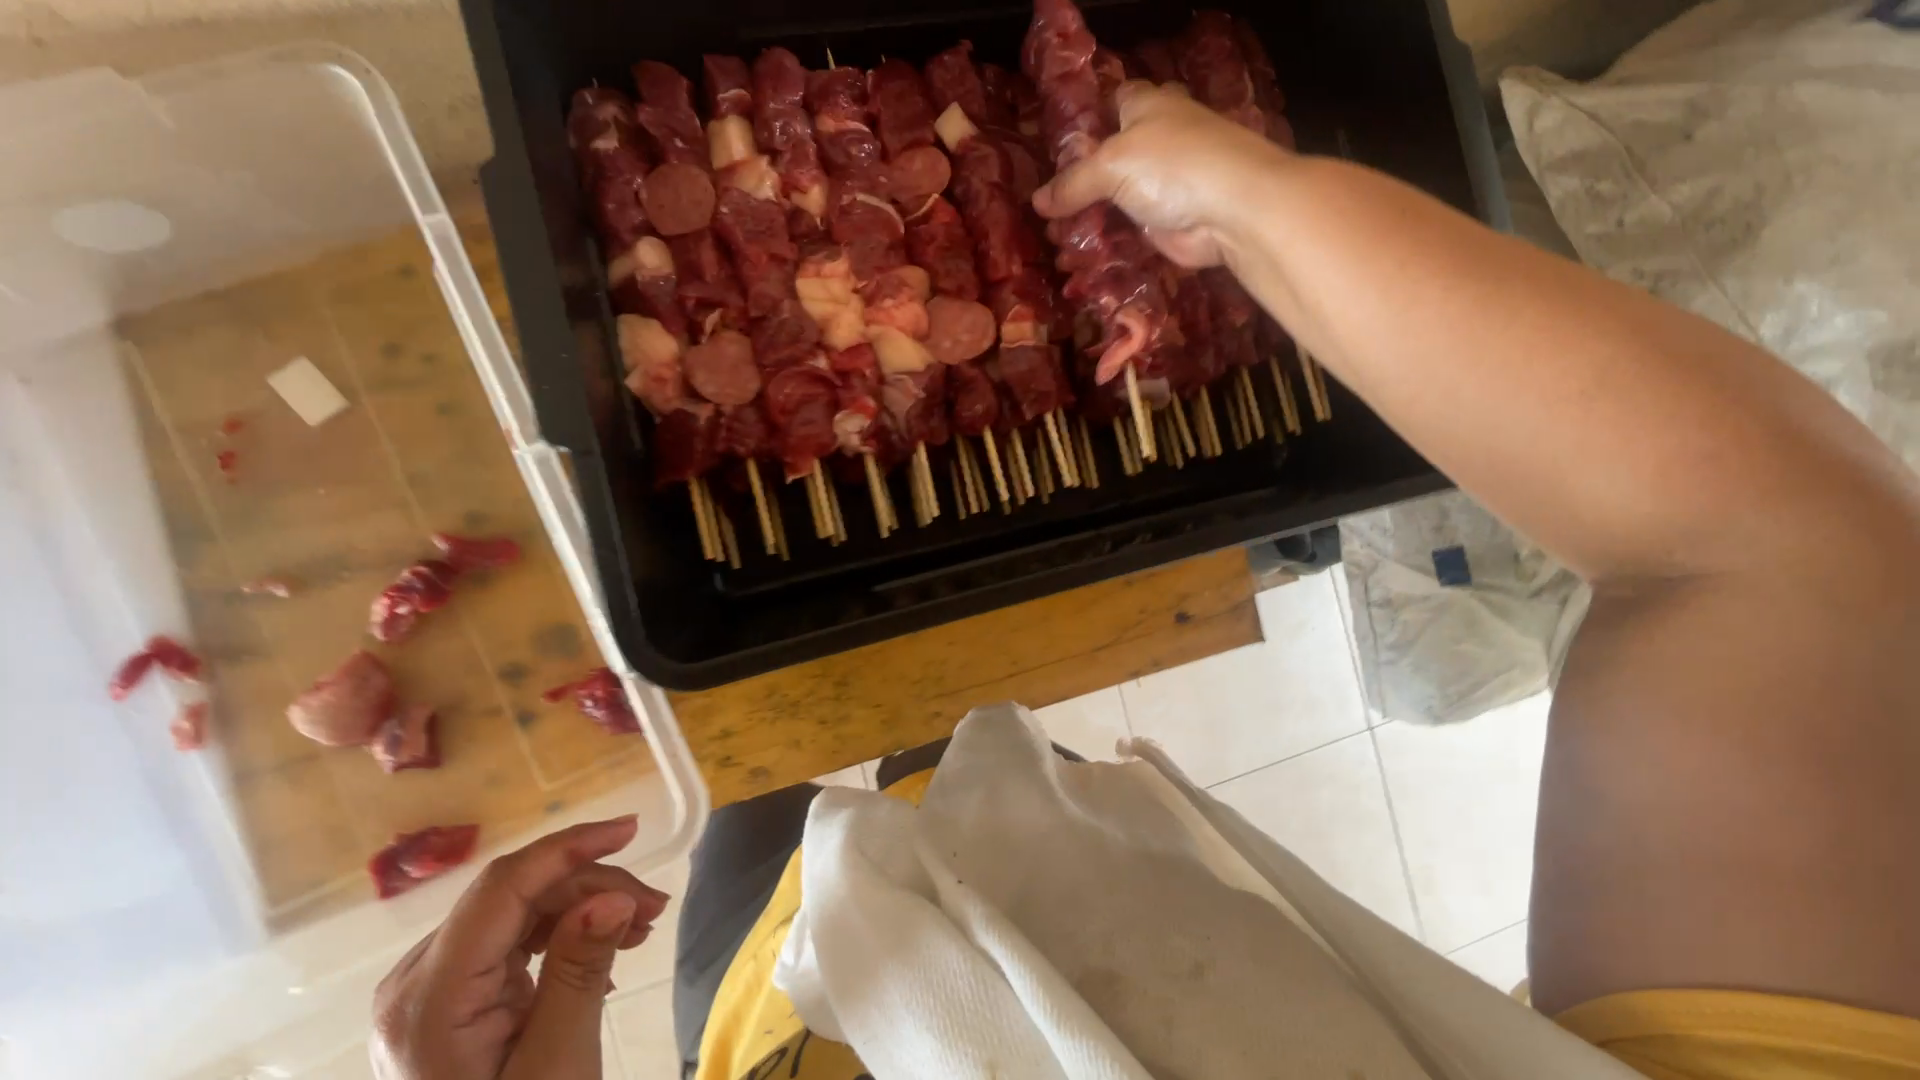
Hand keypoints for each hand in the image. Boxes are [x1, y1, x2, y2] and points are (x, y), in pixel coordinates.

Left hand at [371, 816, 670, 1079]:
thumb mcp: (557, 1065)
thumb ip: (579, 973)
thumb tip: (611, 896)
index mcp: (429, 997)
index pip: (502, 888)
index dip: (568, 848)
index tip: (632, 829)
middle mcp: (415, 980)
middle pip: (513, 897)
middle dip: (590, 887)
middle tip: (656, 908)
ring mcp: (428, 990)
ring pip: (516, 913)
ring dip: (583, 909)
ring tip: (643, 928)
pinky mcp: (446, 1000)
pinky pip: (510, 943)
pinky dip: (562, 937)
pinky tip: (603, 957)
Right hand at [1031, 81, 1292, 268]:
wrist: (1233, 209)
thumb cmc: (1173, 165)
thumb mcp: (1111, 164)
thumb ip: (1072, 183)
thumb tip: (1038, 201)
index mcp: (1146, 107)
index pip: (1109, 106)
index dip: (1082, 127)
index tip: (1053, 155)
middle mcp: (1155, 143)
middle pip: (1106, 163)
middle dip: (1075, 188)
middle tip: (1044, 212)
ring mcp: (1161, 187)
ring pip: (1114, 203)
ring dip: (1086, 223)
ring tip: (1054, 242)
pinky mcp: (1165, 225)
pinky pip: (1126, 236)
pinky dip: (1104, 249)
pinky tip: (1076, 262)